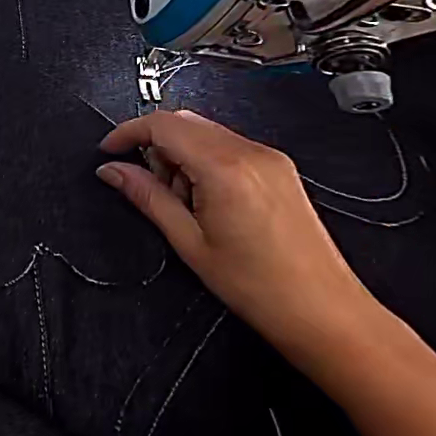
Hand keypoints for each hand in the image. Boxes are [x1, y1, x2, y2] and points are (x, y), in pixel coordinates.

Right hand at [97, 110, 374, 362]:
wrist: (325, 313)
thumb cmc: (262, 289)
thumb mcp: (190, 243)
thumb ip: (148, 197)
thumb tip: (114, 172)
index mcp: (224, 168)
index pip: (163, 125)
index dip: (129, 132)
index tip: (110, 149)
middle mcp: (250, 151)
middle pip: (184, 122)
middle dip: (156, 146)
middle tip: (149, 185)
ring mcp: (268, 156)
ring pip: (205, 132)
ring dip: (181, 155)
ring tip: (186, 204)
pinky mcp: (279, 166)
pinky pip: (229, 145)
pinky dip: (206, 161)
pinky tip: (208, 200)